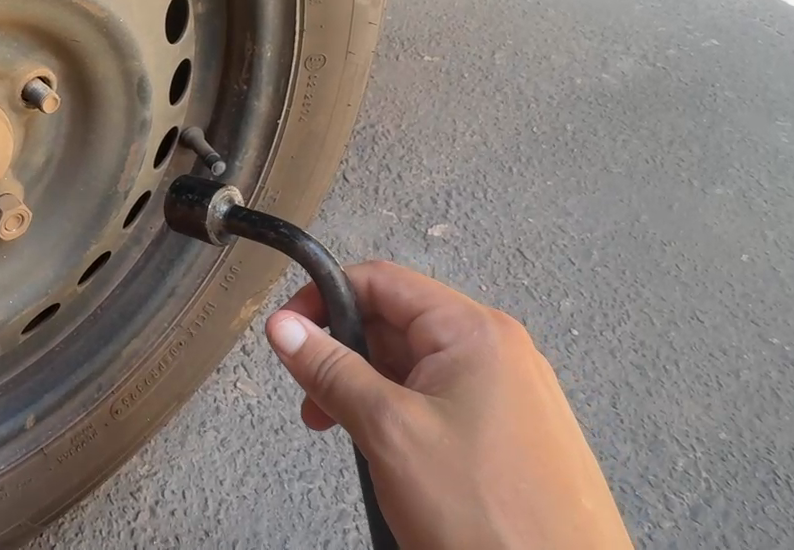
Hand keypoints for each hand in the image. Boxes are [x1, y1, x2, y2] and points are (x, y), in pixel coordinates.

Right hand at [265, 262, 630, 549]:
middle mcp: (496, 349)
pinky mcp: (512, 434)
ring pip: (411, 366)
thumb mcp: (388, 431)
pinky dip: (398, 415)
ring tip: (340, 432)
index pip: (379, 280)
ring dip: (365, 389)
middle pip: (393, 322)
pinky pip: (437, 400)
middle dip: (343, 353)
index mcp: (473, 330)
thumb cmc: (482, 513)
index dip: (324, 297)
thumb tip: (281, 324)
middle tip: (312, 402)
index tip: (285, 336)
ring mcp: (509, 393)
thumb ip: (329, 369)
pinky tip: (384, 453)